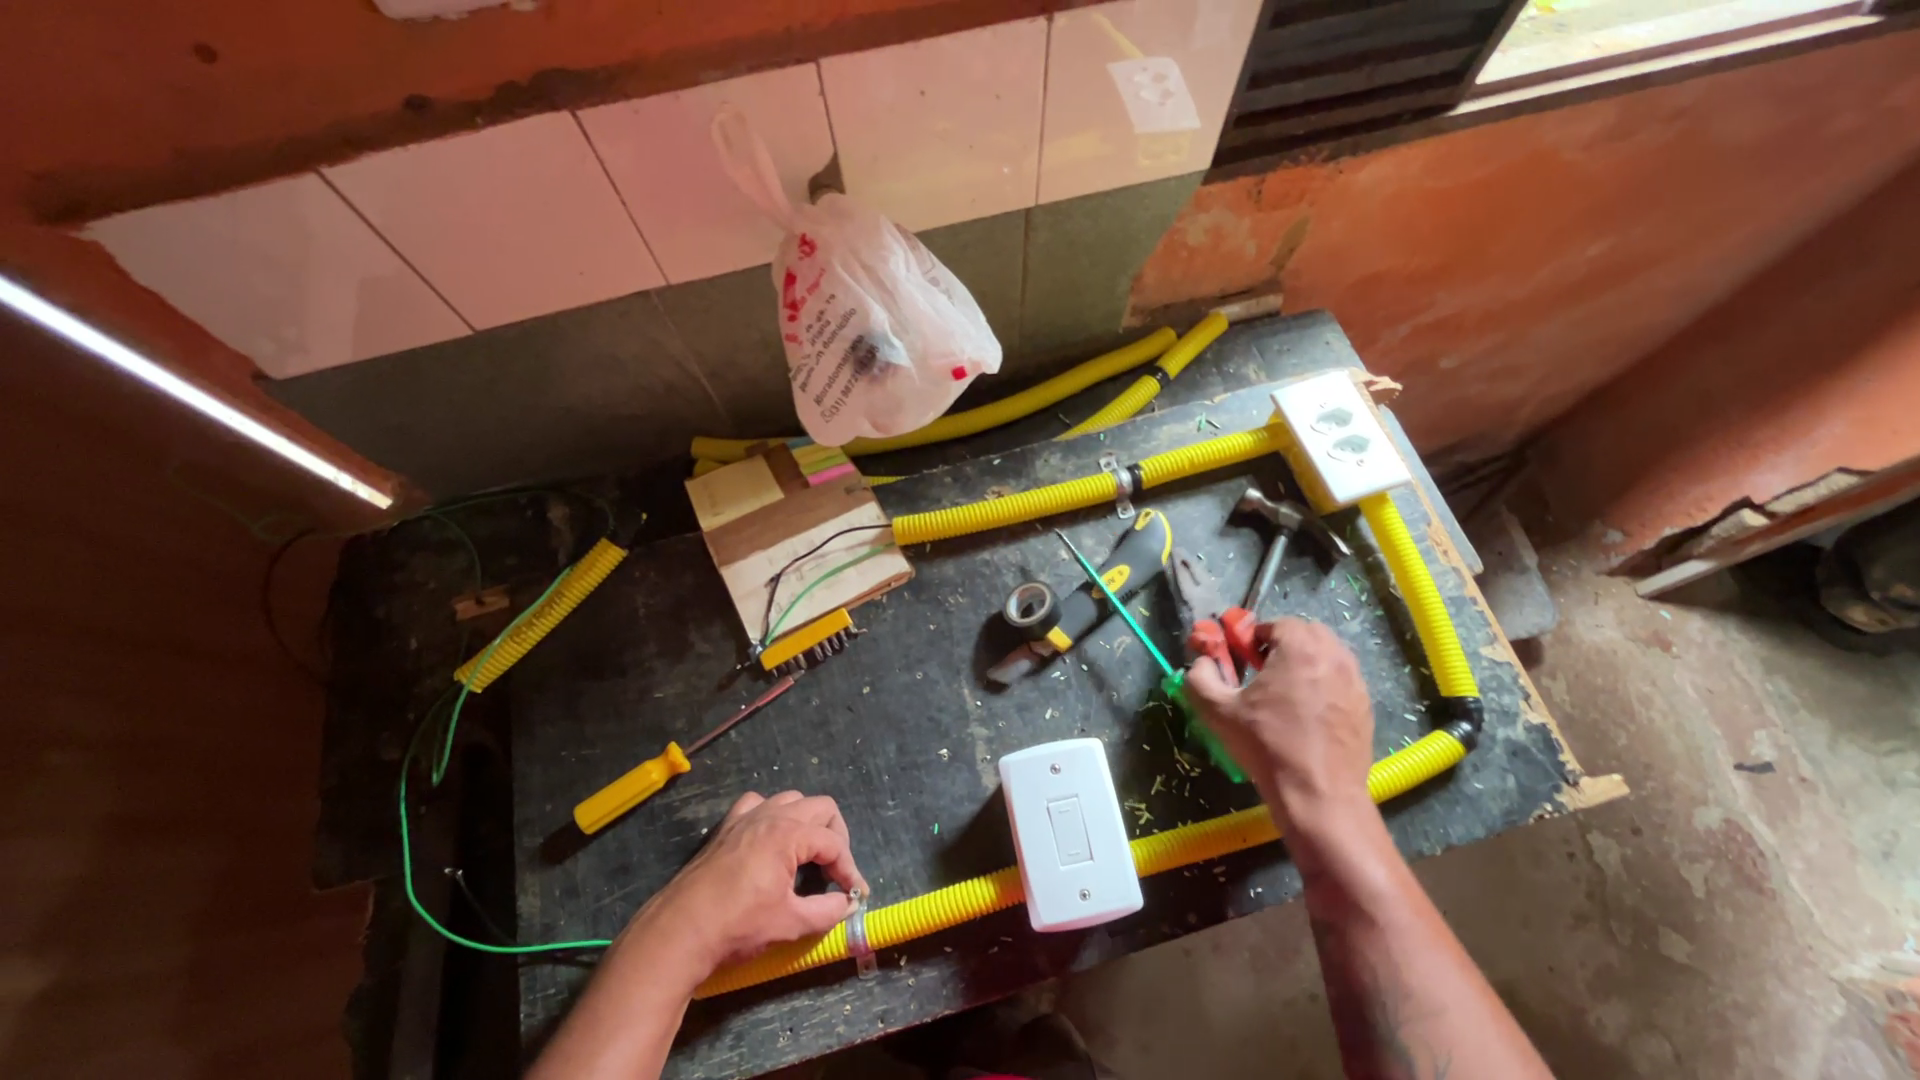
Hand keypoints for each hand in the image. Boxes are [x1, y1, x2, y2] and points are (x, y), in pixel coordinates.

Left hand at [618, 790, 868, 982]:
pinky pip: (757, 805)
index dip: (849, 869)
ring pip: (790, 800)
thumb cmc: (737, 927)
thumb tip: (847, 905)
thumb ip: (827, 911)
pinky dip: (772, 816)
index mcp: (789, 834)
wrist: (679, 933)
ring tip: (808, 855)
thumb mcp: (790, 923)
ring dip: (807, 823)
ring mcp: (745, 818)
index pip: (834, 843)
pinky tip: (771, 842)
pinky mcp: (726, 828)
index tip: (855, 896)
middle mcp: (770, 816)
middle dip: (836, 837)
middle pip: (820, 808)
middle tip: (835, 871)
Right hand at [1184, 617, 1374, 828]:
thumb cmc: (1266, 746)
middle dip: (1284, 645)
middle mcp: (1334, 656)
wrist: (1318, 793)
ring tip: (1287, 694)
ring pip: (1329, 655)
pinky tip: (1309, 715)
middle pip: (1308, 633)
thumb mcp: (1218, 711)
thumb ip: (1200, 678)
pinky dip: (1325, 685)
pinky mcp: (1365, 706)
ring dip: (1306, 663)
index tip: (1245, 661)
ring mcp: (1355, 682)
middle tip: (1264, 673)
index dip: (1256, 638)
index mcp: (1299, 648)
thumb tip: (1203, 662)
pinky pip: (1342, 681)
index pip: (1277, 624)